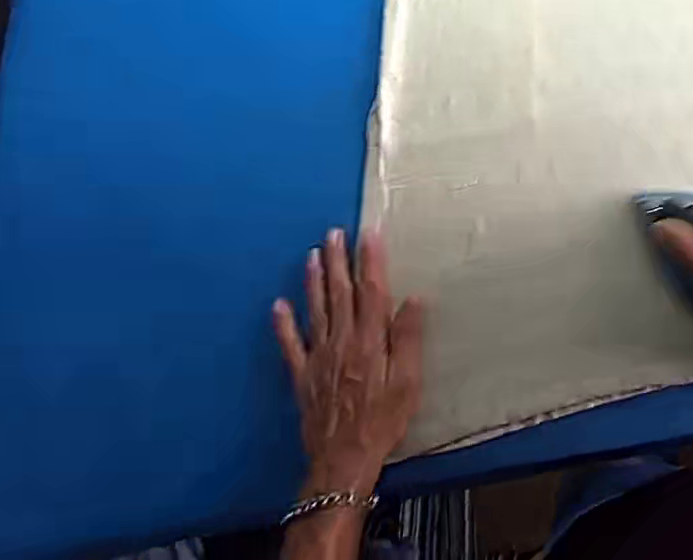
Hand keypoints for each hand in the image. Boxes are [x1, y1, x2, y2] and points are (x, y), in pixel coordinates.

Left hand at [272, 228, 424, 496]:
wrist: (344, 459)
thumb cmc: (384, 417)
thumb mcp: (408, 379)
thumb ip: (408, 338)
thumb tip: (414, 298)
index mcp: (371, 338)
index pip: (372, 290)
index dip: (371, 260)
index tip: (369, 233)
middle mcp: (343, 340)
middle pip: (341, 293)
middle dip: (339, 260)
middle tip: (335, 233)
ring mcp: (319, 356)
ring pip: (316, 310)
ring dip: (314, 280)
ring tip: (313, 254)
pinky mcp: (302, 376)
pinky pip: (290, 345)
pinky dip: (283, 324)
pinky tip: (278, 305)